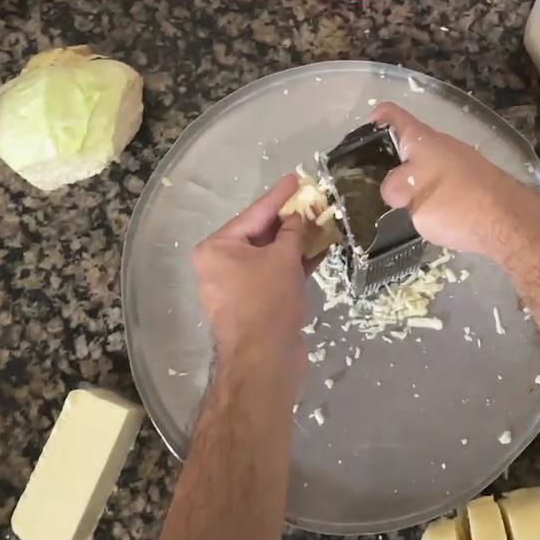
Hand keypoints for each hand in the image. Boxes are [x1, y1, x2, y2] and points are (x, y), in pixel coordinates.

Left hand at [193, 174, 309, 381]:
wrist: (265, 360)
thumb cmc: (266, 301)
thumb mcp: (283, 259)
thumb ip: (293, 232)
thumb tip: (301, 216)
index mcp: (217, 249)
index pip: (254, 213)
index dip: (279, 196)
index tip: (297, 178)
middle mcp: (221, 265)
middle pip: (261, 233)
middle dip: (291, 219)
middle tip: (314, 199)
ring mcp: (238, 286)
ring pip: (271, 255)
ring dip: (297, 241)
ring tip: (323, 221)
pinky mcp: (256, 303)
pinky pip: (275, 274)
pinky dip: (295, 263)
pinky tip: (320, 249)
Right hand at [370, 103, 539, 257]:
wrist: (510, 221)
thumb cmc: (454, 203)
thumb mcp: (408, 195)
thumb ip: (394, 188)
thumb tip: (395, 190)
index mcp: (421, 139)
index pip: (393, 115)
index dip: (376, 117)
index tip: (363, 132)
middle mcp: (442, 144)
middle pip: (409, 146)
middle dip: (391, 163)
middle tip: (375, 186)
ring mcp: (461, 163)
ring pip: (427, 167)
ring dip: (414, 182)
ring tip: (401, 207)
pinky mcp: (475, 182)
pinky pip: (444, 184)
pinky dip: (433, 195)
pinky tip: (433, 217)